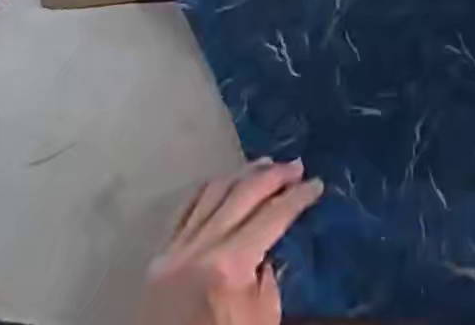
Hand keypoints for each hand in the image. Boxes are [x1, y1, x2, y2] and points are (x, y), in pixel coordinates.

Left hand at [137, 159, 324, 324]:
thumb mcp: (262, 321)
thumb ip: (267, 278)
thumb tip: (268, 250)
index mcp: (229, 266)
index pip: (273, 215)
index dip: (299, 196)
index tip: (317, 184)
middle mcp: (200, 249)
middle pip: (244, 194)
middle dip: (274, 176)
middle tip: (296, 166)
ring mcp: (174, 253)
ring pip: (212, 193)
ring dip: (243, 174)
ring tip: (265, 165)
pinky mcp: (157, 260)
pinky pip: (184, 210)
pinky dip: (208, 190)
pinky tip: (224, 182)